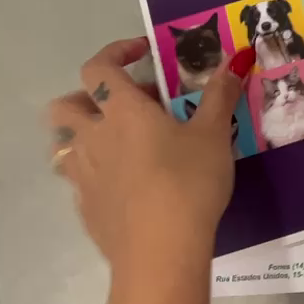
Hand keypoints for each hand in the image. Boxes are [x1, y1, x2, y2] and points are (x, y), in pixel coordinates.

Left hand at [48, 38, 249, 281]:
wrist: (160, 251)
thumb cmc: (189, 180)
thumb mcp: (214, 132)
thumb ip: (221, 93)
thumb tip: (238, 55)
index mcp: (122, 110)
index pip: (98, 67)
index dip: (115, 52)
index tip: (142, 52)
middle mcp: (92, 136)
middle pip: (66, 104)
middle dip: (89, 96)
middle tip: (130, 103)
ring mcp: (83, 175)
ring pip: (65, 143)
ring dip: (88, 134)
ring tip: (126, 142)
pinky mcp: (85, 208)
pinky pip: (80, 177)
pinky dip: (98, 169)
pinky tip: (131, 181)